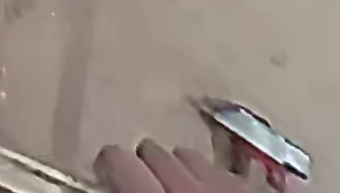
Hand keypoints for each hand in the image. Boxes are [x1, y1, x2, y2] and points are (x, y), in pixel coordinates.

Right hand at [96, 141, 268, 192]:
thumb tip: (110, 189)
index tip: (113, 184)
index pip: (116, 158)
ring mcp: (229, 189)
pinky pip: (225, 173)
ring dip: (184, 176)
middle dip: (150, 171)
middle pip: (152, 150)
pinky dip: (217, 186)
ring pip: (188, 156)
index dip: (112, 171)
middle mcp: (190, 189)